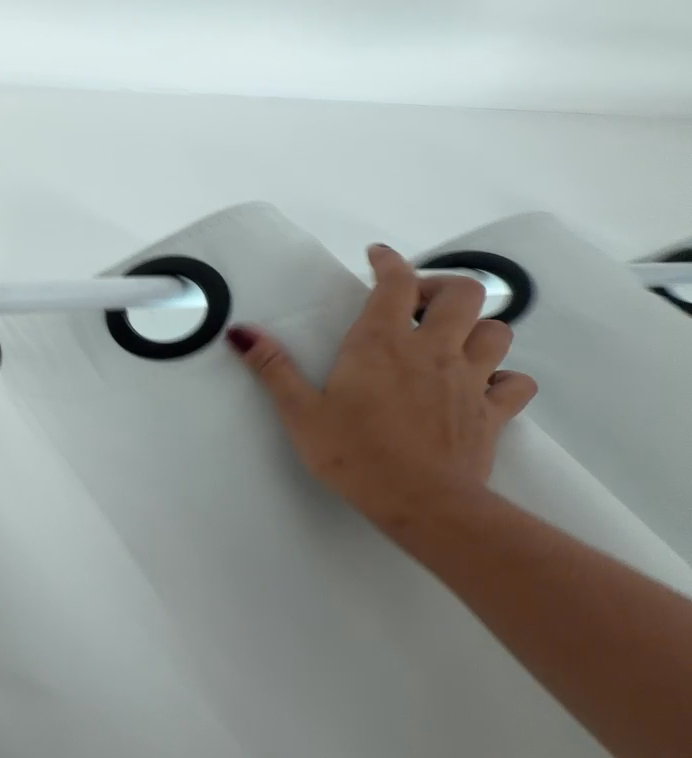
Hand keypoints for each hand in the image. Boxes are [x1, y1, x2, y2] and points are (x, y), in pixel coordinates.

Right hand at [227, 244, 538, 524]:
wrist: (422, 502)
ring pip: (497, 330)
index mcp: (382, 345)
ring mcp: (471, 380)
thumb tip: (242, 332)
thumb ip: (273, 368)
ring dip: (476, 326)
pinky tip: (481, 384)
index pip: (395, 284)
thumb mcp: (300, 411)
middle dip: (440, 287)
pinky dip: (503, 375)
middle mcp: (434, 351)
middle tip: (415, 302)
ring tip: (448, 339)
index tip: (376, 256)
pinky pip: (515, 381)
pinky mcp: (494, 411)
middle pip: (464, 294)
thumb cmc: (353, 454)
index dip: (387, 262)